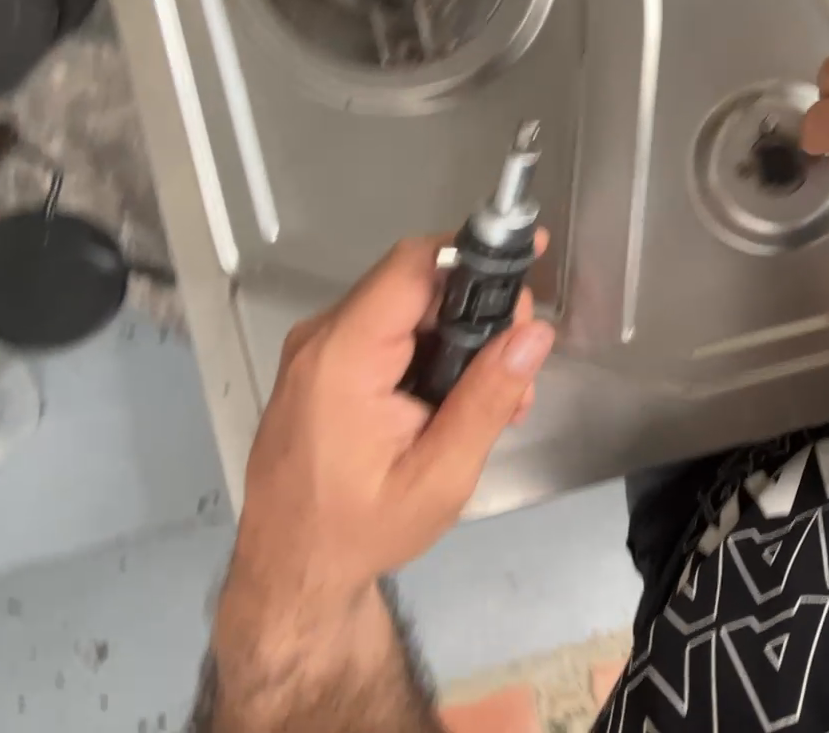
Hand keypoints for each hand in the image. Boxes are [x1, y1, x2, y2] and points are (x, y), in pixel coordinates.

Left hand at [226, 235, 554, 616]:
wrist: (292, 576)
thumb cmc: (360, 531)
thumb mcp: (440, 475)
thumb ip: (487, 398)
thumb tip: (536, 333)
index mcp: (344, 359)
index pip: (413, 266)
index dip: (474, 252)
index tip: (530, 256)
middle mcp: (326, 340)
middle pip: (422, 284)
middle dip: (486, 313)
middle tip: (520, 367)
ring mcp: (324, 353)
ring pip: (417, 309)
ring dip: (470, 339)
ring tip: (501, 397)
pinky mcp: (331, 368)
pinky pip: (399, 334)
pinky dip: (442, 353)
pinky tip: (467, 399)